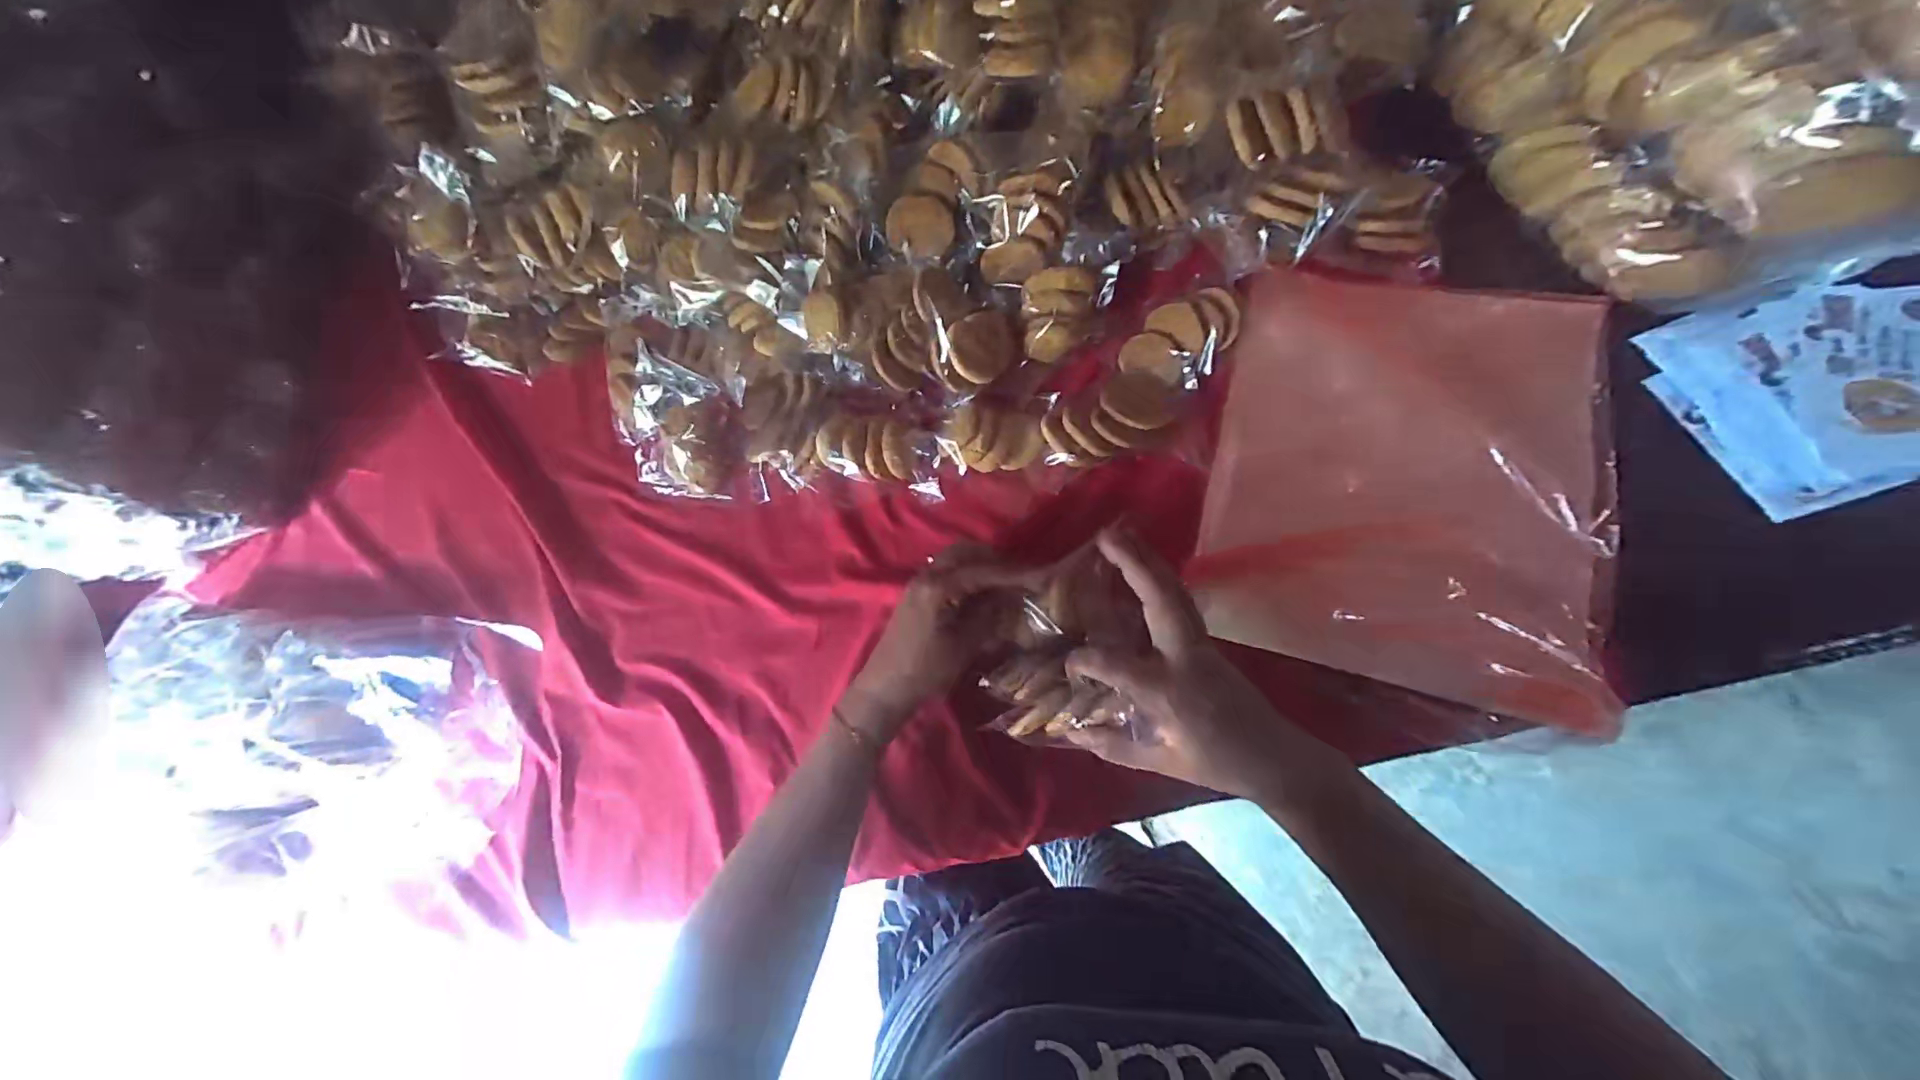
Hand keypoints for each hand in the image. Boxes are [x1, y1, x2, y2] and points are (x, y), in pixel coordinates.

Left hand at [843, 546, 1017, 742]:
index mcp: (937, 587)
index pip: (982, 570)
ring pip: (955, 559)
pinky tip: (982, 591)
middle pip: (966, 552)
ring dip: (981, 564)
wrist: (884, 688)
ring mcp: (919, 583)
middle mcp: (926, 576)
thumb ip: (987, 616)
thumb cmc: (924, 671)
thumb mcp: (963, 647)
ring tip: (1006, 582)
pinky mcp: (917, 593)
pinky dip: (968, 573)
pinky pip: (947, 571)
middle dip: (996, 560)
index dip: (1014, 573)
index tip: (1040, 575)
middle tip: (1023, 575)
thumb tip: (1009, 597)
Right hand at [1061, 529, 1359, 809]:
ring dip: (1149, 561)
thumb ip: (1113, 747)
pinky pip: (1181, 601)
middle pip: (1160, 601)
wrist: (1276, 758)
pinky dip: (1161, 577)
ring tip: (1123, 534)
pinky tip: (1146, 564)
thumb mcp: (1162, 763)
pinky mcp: (1209, 642)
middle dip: (1134, 565)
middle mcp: (1185, 658)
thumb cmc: (1217, 764)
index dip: (1085, 660)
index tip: (1070, 665)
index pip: (1115, 663)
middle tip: (1105, 535)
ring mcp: (1202, 645)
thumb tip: (1072, 731)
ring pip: (1175, 593)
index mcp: (1169, 692)